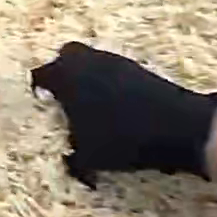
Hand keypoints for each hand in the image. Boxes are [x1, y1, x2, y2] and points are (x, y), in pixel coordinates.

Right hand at [30, 42, 216, 185]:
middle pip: (65, 57)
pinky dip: (107, 82)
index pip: (41, 75)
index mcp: (67, 77)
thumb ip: (72, 158)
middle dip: (61, 73)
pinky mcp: (136, 66)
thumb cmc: (123, 139)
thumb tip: (67, 159)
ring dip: (86, 77)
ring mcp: (113, 60)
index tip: (40, 102)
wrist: (178, 125)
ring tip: (89, 106)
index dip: (38, 88)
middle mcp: (87, 61)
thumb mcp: (89, 157)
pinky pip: (110, 69)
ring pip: (90, 61)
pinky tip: (114, 107)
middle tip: (63, 98)